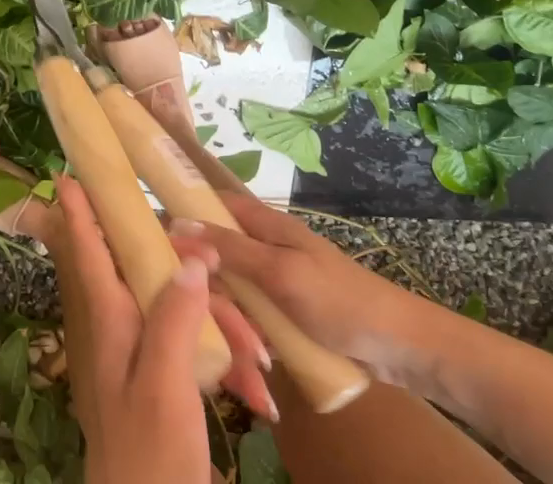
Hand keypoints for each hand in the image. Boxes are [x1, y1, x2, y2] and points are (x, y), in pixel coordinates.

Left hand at [57, 176, 259, 482]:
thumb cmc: (149, 451)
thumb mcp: (163, 383)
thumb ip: (172, 317)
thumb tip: (191, 258)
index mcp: (110, 321)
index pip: (89, 253)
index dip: (79, 213)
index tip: (66, 175)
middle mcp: (120, 328)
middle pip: (156, 280)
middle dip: (205, 294)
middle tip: (244, 330)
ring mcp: (141, 353)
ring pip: (185, 315)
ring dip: (227, 339)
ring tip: (259, 376)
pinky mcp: (163, 377)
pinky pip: (196, 351)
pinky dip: (227, 366)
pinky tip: (255, 397)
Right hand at [168, 192, 451, 391]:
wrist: (404, 348)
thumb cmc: (341, 301)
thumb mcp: (279, 272)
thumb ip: (229, 248)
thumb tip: (175, 223)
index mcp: (266, 225)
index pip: (210, 203)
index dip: (180, 212)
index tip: (148, 235)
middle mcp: (266, 246)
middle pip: (215, 247)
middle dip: (198, 271)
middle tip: (180, 296)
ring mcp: (275, 280)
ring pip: (229, 284)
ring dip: (220, 305)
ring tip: (211, 328)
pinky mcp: (284, 311)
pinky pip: (248, 311)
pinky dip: (239, 325)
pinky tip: (233, 345)